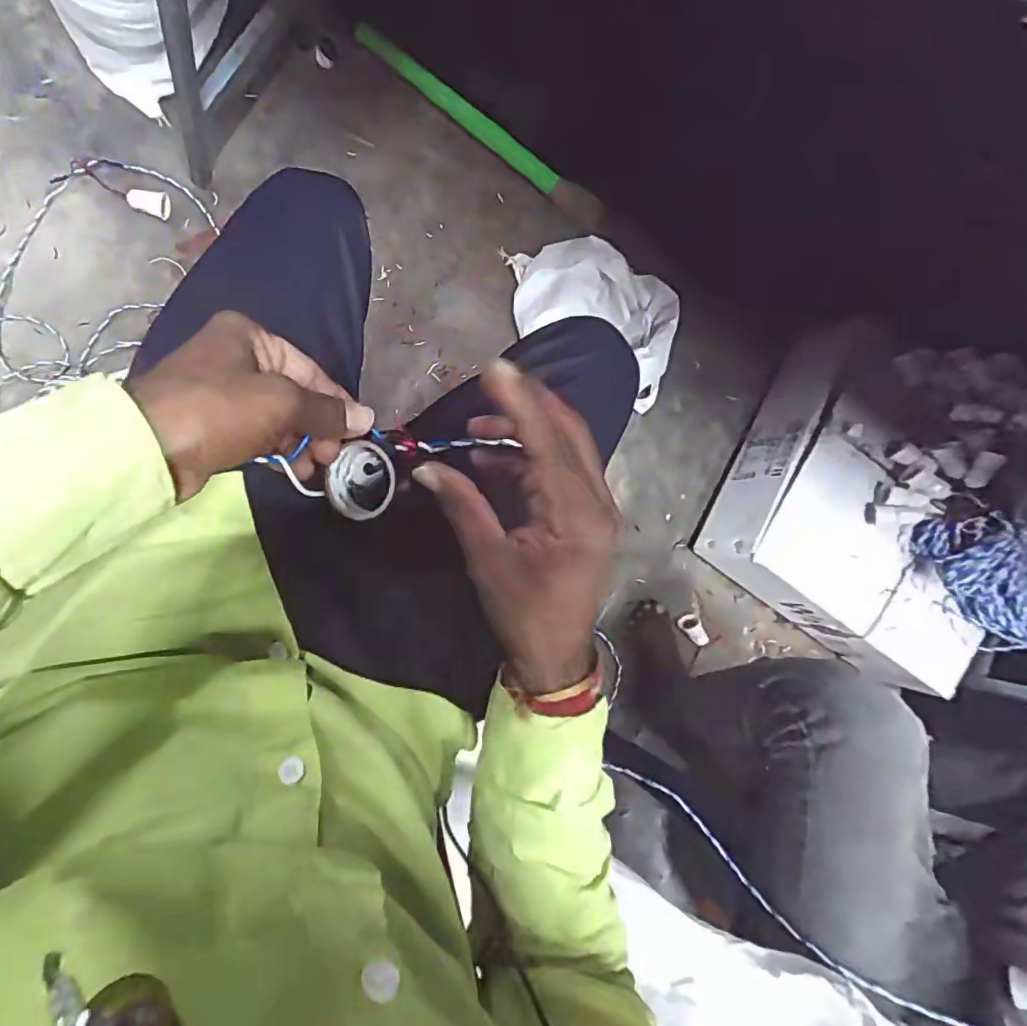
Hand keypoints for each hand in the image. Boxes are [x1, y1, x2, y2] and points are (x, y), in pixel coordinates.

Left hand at [125, 311, 373, 500]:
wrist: (149, 446)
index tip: (357, 433)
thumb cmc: (219, 410)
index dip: (336, 402)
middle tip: (332, 457)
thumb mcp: (281, 404)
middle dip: (318, 427)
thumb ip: (326, 411)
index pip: (309, 368)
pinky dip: (277, 449)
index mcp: (249, 335)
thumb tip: (366, 417)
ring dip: (301, 443)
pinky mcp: (212, 424)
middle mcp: (235, 356)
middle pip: (294, 393)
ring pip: (277, 417)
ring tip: (315, 469)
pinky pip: (257, 433)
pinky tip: (294, 470)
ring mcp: (221, 391)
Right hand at [412, 359, 619, 693]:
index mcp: (576, 513)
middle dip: (527, 405)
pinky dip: (527, 460)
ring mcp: (596, 508)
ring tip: (476, 431)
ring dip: (523, 433)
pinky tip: (491, 462)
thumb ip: (462, 505)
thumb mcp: (487, 559)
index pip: (547, 441)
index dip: (519, 402)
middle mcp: (596, 502)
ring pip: (564, 449)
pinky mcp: (586, 515)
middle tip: (487, 389)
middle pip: (568, 432)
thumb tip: (430, 466)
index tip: (495, 369)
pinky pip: (559, 471)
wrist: (556, 656)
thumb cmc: (523, 613)